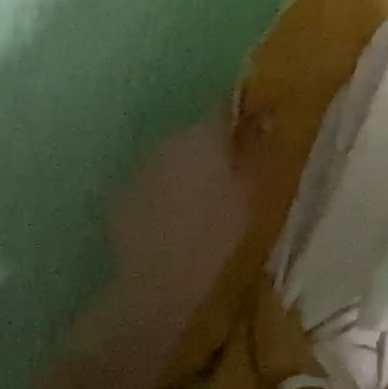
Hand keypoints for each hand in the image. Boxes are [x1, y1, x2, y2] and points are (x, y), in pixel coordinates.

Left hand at [107, 116, 256, 320]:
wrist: (157, 282)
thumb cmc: (216, 230)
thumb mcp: (251, 188)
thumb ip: (257, 148)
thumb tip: (266, 117)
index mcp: (202, 132)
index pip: (226, 106)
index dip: (244, 115)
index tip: (259, 128)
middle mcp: (167, 140)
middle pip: (197, 131)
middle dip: (215, 143)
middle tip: (235, 166)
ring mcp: (140, 168)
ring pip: (173, 156)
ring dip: (189, 166)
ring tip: (206, 193)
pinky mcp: (121, 197)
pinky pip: (153, 181)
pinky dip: (167, 189)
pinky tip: (178, 214)